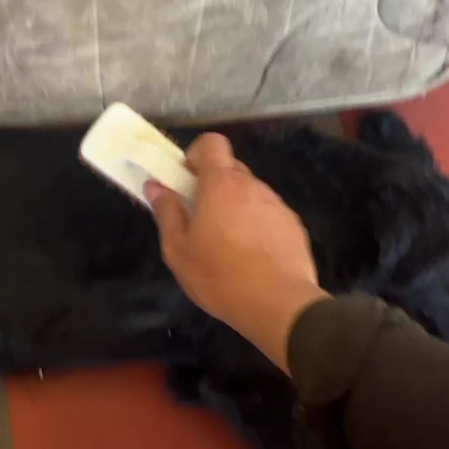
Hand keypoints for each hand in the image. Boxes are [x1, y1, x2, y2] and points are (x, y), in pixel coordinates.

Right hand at [147, 133, 329, 370]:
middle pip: (230, 168)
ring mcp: (276, 205)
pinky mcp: (293, 226)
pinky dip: (257, 225)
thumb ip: (166, 213)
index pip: (212, 143)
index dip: (196, 155)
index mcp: (221, 184)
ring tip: (227, 244)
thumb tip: (155, 186)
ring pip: (250, 193)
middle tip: (200, 216)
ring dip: (236, 207)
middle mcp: (252, 186)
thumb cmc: (220, 276)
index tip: (186, 180)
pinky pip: (268, 214)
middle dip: (213, 184)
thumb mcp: (179, 250)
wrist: (279, 305)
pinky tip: (252, 257)